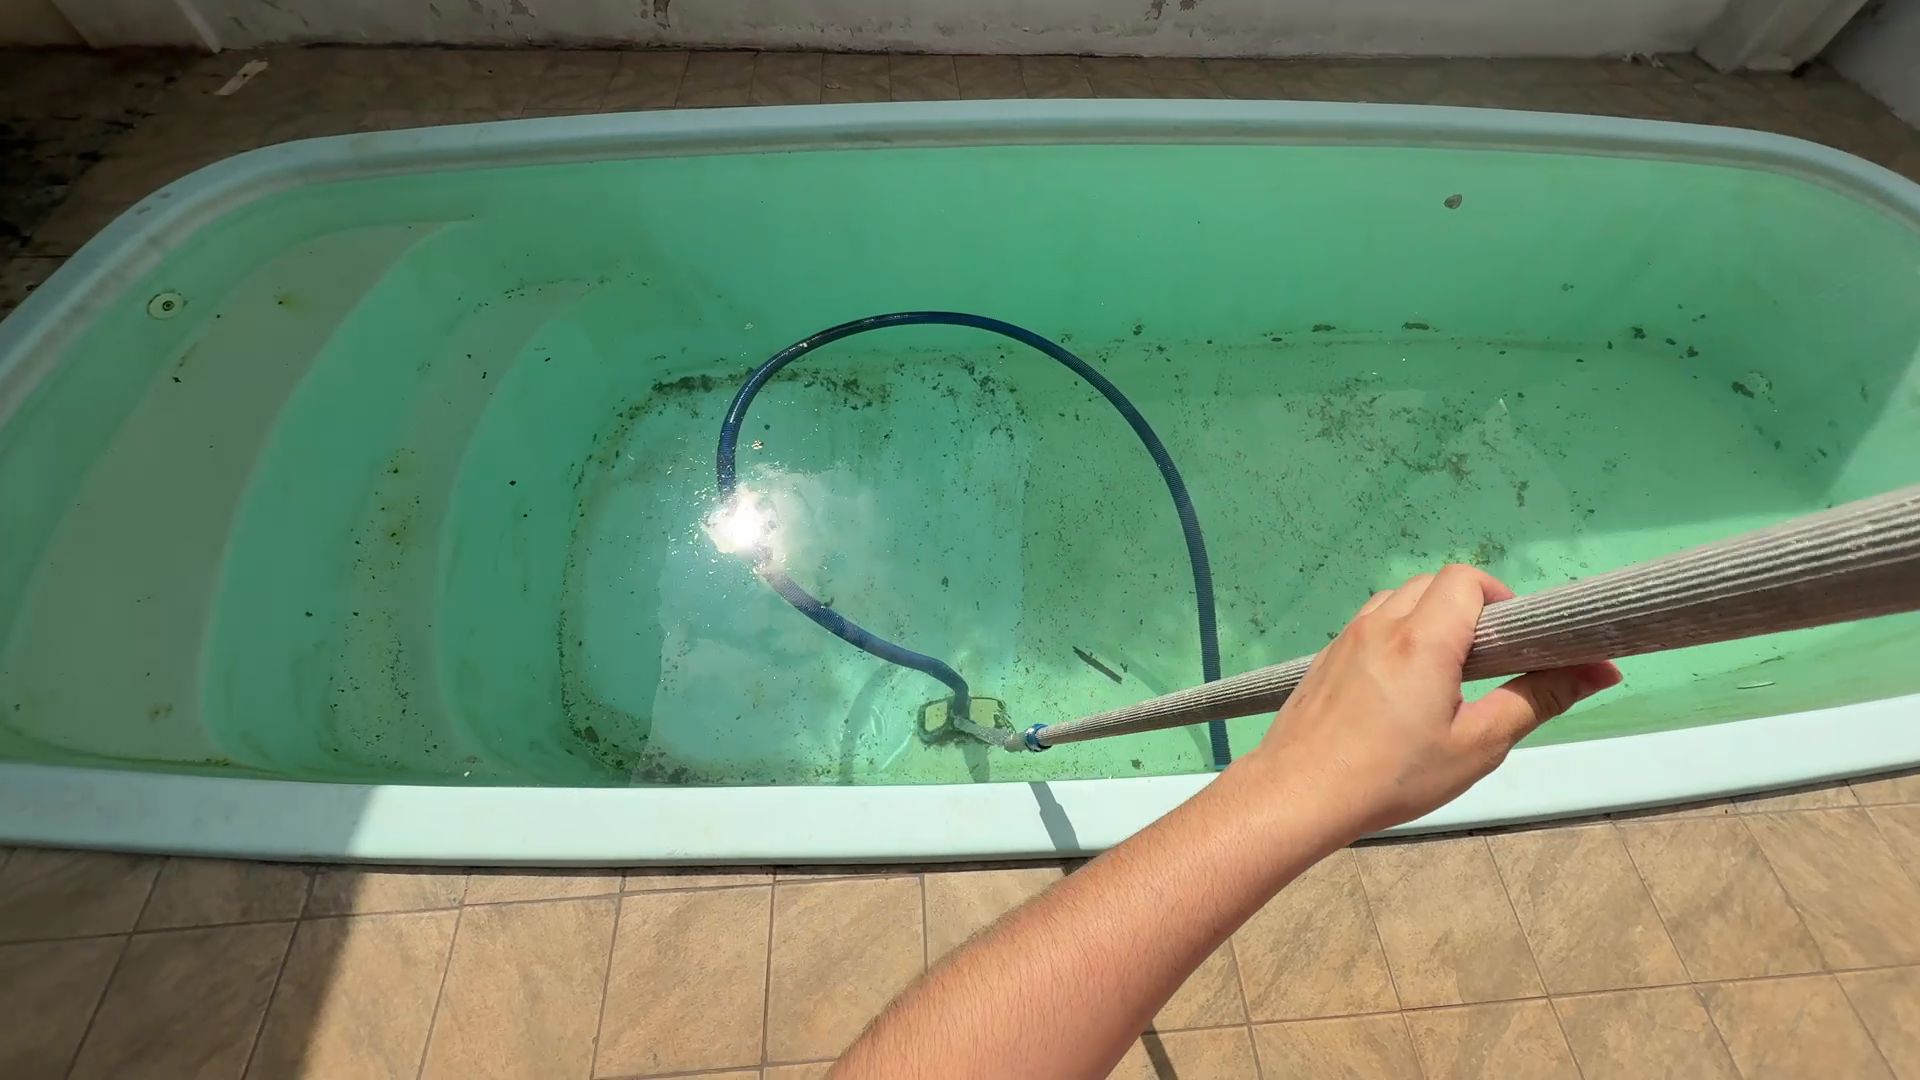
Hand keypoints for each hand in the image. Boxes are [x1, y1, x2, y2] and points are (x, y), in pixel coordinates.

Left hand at [1247, 564, 1620, 837]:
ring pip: (1395, 601)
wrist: (1300, 789)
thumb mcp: (1479, 744)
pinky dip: (1394, 633)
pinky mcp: (1324, 657)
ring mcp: (1344, 638)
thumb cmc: (1394, 774)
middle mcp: (1378, 625)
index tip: (1517, 638)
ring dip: (1428, 617)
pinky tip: (1400, 684)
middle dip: (1468, 606)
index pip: (1463, 579)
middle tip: (1489, 658)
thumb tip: (1600, 668)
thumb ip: (1539, 698)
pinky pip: (1367, 625)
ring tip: (1447, 671)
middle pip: (1430, 585)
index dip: (1499, 596)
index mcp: (1420, 639)